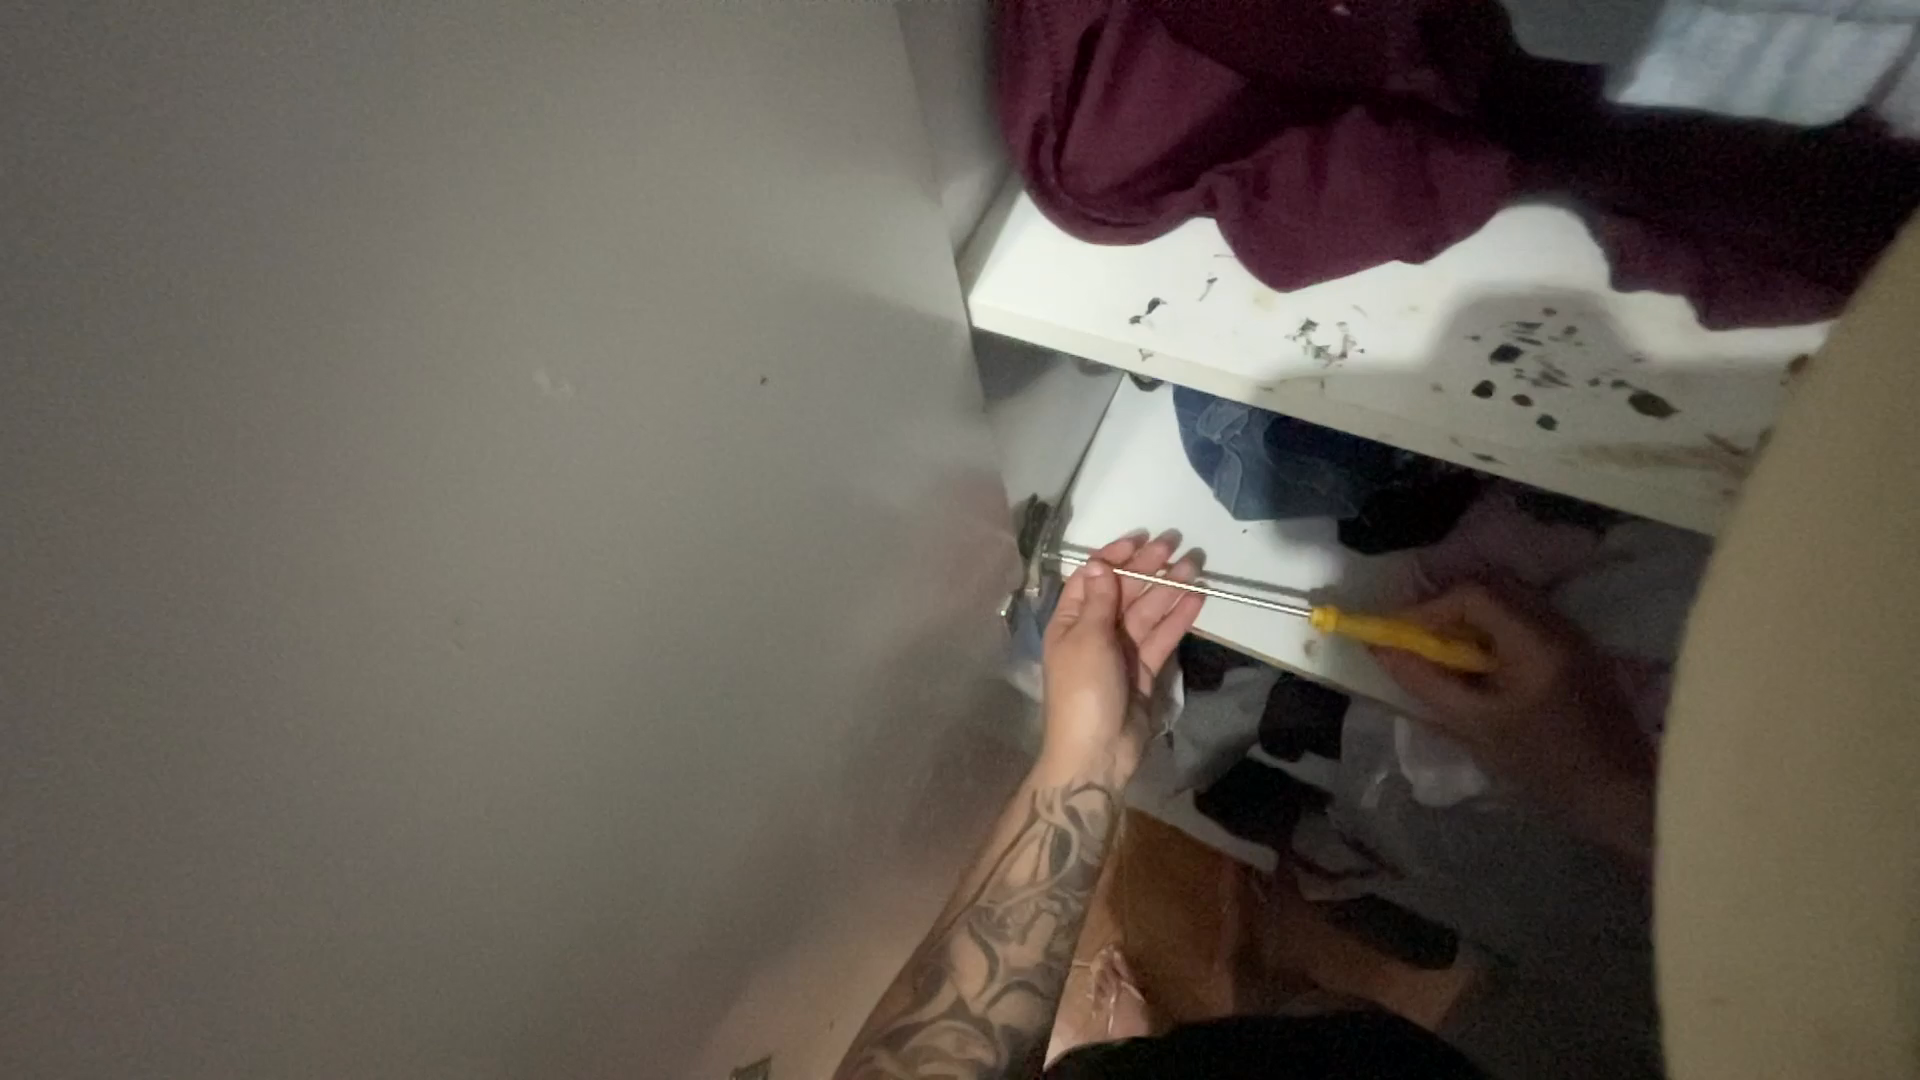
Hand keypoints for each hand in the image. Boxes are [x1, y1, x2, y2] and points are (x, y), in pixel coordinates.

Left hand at [1041, 531, 1204, 785]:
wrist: (1097, 752)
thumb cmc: (1083, 689)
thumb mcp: (1087, 639)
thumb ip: (1098, 601)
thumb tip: (1099, 563)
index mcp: (1070, 621)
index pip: (1091, 579)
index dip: (1113, 558)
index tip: (1138, 541)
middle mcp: (1094, 631)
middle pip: (1122, 592)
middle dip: (1146, 568)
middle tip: (1174, 544)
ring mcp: (1121, 651)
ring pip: (1146, 612)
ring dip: (1168, 588)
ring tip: (1194, 565)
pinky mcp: (1144, 670)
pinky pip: (1161, 637)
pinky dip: (1177, 618)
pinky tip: (1196, 598)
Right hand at [1371, 582, 1654, 856]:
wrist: (1624, 798)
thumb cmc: (1543, 763)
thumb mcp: (1471, 725)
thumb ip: (1422, 682)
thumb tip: (1379, 648)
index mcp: (1535, 641)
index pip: (1472, 594)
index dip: (1427, 608)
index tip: (1399, 635)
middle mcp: (1559, 626)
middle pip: (1491, 588)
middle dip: (1444, 607)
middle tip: (1416, 636)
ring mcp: (1572, 636)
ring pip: (1507, 601)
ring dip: (1466, 618)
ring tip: (1441, 650)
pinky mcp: (1575, 652)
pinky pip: (1521, 619)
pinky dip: (1488, 630)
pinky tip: (1476, 663)